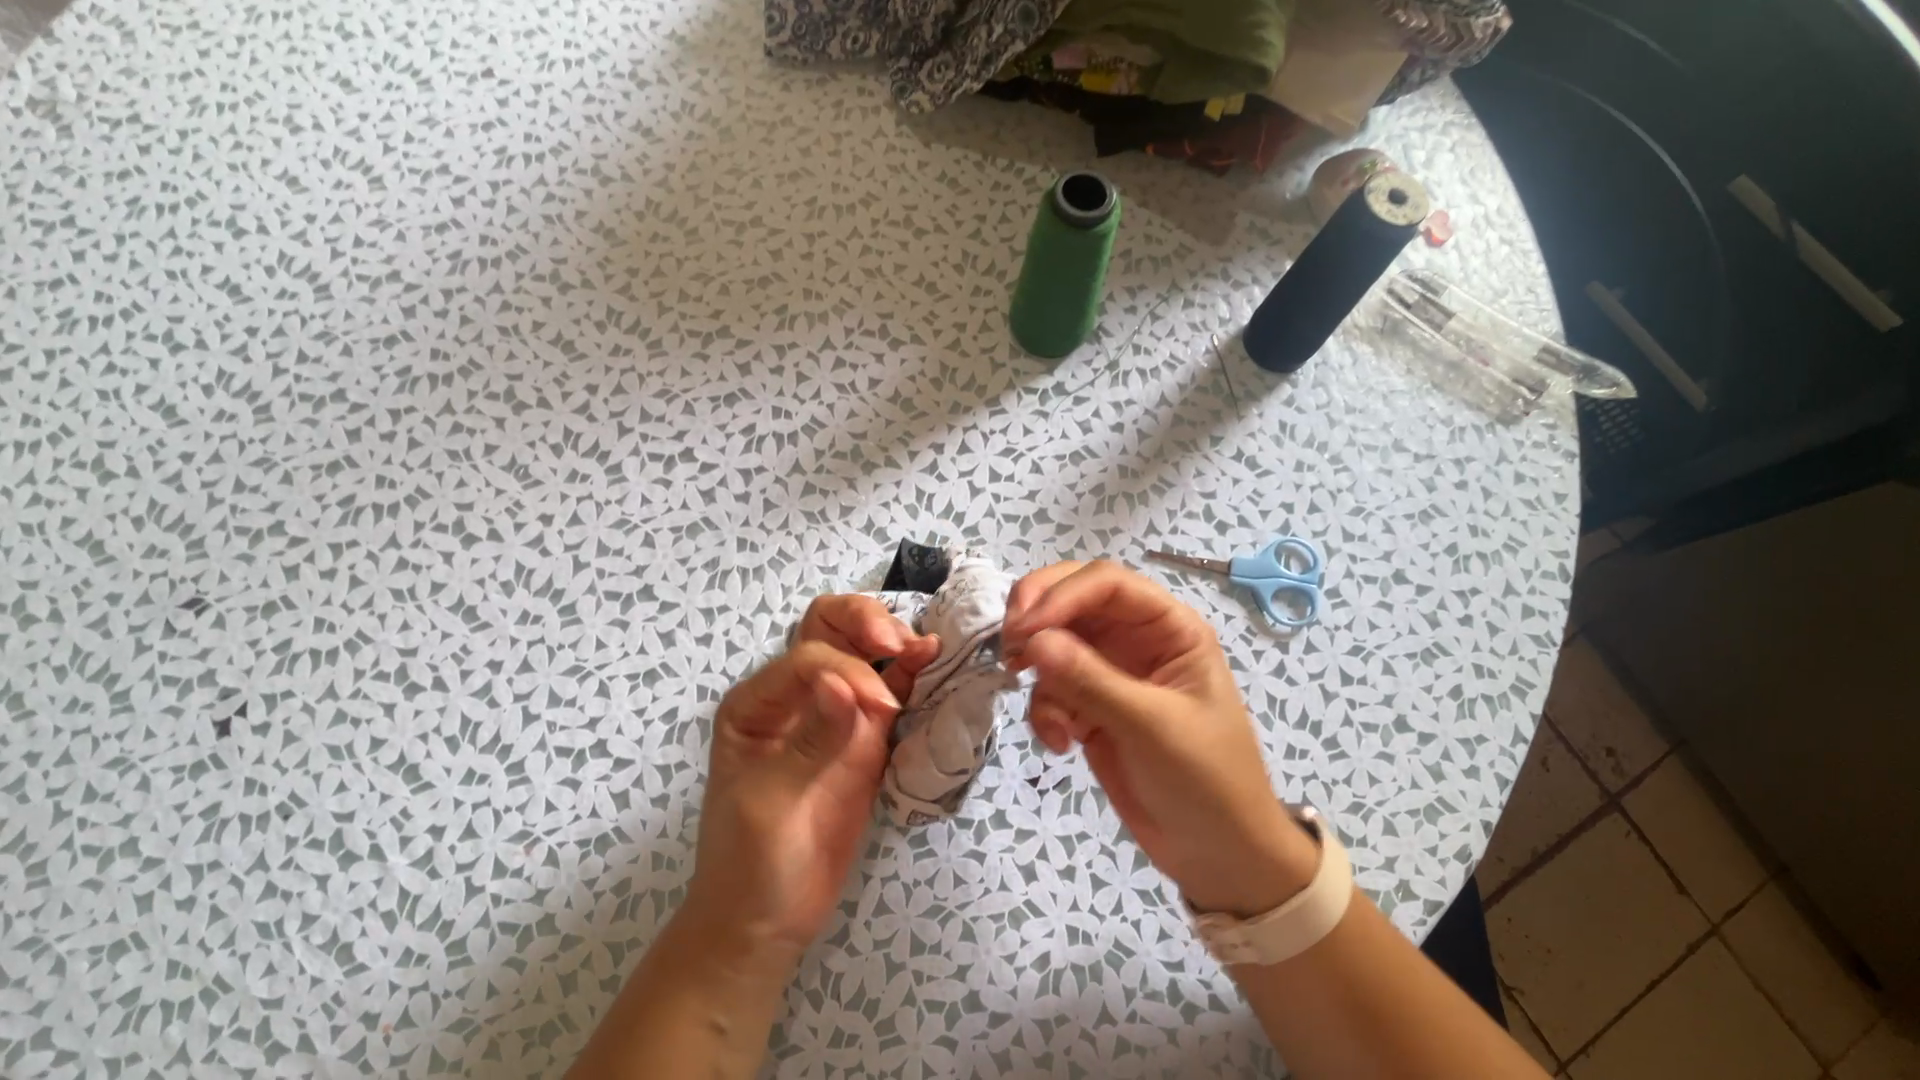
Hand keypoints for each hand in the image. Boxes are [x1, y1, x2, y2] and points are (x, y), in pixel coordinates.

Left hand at [687, 598, 938, 951]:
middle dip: (866, 623)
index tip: (880, 712)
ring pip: (861, 653)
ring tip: (926, 647)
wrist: (765, 921)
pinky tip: (931, 662)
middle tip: (901, 643)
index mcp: (756, 703)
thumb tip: (842, 682)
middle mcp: (794, 698)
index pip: (807, 657)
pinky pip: (889, 694)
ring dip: (892, 639)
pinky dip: (910, 675)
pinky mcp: (864, 742)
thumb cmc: (749, 862)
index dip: (846, 671)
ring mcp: (832, 717)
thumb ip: (811, 740)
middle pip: (828, 629)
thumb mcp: (770, 802)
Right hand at [1002, 561, 1318, 916]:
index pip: (1107, 584)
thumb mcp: (1153, 727)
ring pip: (1053, 646)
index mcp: (1170, 628)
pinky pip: (1050, 690)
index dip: (1061, 595)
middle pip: (1073, 600)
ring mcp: (1111, 673)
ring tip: (1051, 721)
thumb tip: (1033, 640)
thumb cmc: (1207, 781)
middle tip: (1010, 647)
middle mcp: (1137, 639)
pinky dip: (1044, 713)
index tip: (1024, 630)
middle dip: (1037, 617)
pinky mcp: (1090, 708)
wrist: (1216, 854)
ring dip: (1040, 676)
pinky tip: (1061, 745)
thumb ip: (1092, 681)